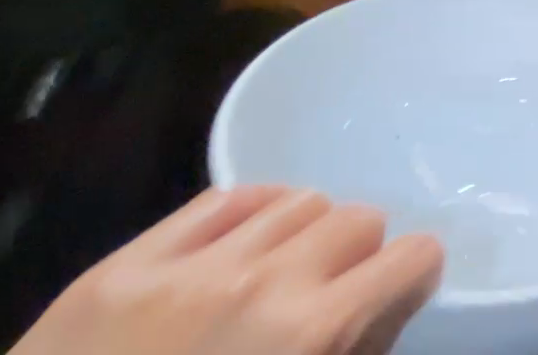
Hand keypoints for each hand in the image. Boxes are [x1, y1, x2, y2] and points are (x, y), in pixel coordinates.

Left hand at [11, 186, 443, 354]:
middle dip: (357, 255)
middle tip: (328, 293)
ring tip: (274, 273)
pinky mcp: (123, 267)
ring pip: (300, 199)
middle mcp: (263, 285)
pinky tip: (236, 251)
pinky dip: (248, 216)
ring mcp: (188, 270)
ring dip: (302, 235)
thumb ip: (360, 353)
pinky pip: (225, 199)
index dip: (412, 277)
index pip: (414, 255)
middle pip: (360, 217)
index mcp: (310, 335)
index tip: (392, 296)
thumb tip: (390, 303)